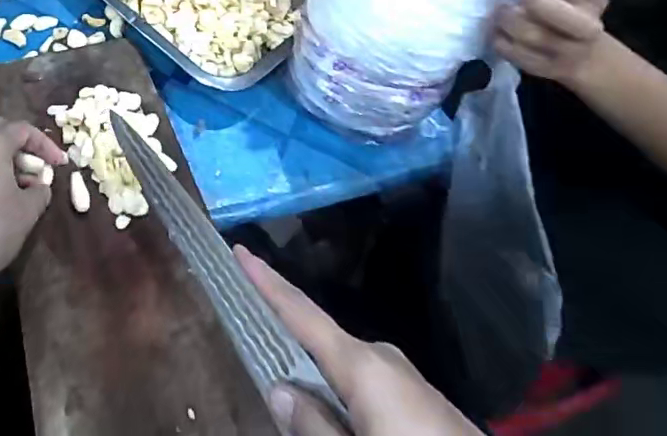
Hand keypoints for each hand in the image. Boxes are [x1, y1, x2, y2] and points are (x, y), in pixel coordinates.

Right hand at [237, 246, 479, 434]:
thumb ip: (314, 425)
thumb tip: (279, 386)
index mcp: (364, 365)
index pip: (302, 313)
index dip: (267, 282)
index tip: (239, 249)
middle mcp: (386, 358)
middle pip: (324, 343)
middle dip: (292, 346)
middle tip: (261, 352)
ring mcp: (411, 379)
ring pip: (349, 370)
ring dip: (322, 381)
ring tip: (301, 400)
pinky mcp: (427, 404)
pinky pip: (373, 388)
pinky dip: (349, 397)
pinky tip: (347, 421)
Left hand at [493, 0, 609, 86]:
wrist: (577, 54)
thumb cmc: (562, 1)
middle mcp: (585, 26)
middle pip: (562, 15)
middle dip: (534, 1)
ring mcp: (564, 51)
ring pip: (530, 34)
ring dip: (508, 18)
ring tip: (501, 8)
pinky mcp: (542, 68)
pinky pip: (512, 51)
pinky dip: (499, 38)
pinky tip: (496, 29)